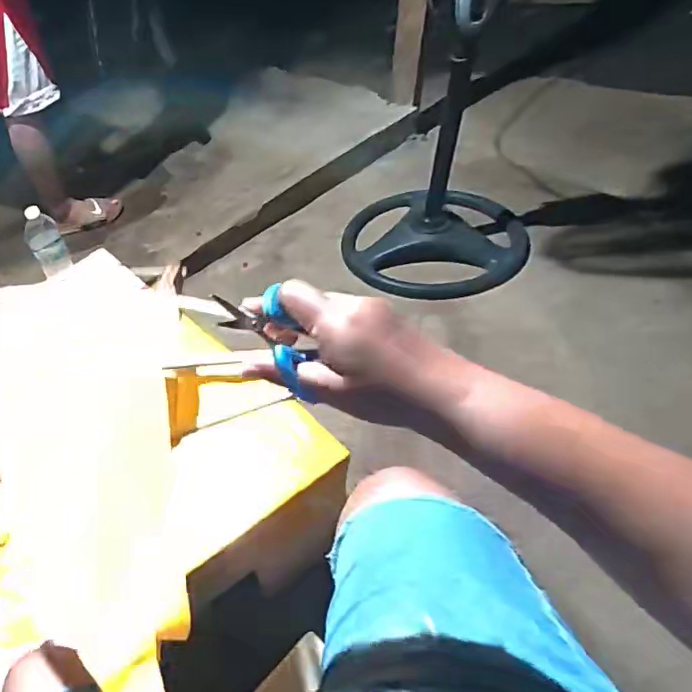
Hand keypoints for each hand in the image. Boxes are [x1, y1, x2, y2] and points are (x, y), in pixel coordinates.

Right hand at [241, 280, 472, 430]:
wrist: (445, 393)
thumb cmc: (383, 398)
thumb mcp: (328, 390)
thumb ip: (285, 371)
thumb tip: (245, 365)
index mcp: (334, 319)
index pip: (287, 293)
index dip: (265, 306)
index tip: (252, 325)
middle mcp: (351, 303)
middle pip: (305, 297)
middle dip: (284, 317)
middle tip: (276, 346)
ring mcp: (371, 305)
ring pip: (325, 305)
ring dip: (307, 323)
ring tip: (305, 355)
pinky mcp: (385, 313)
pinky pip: (345, 311)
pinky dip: (330, 326)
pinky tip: (335, 354)